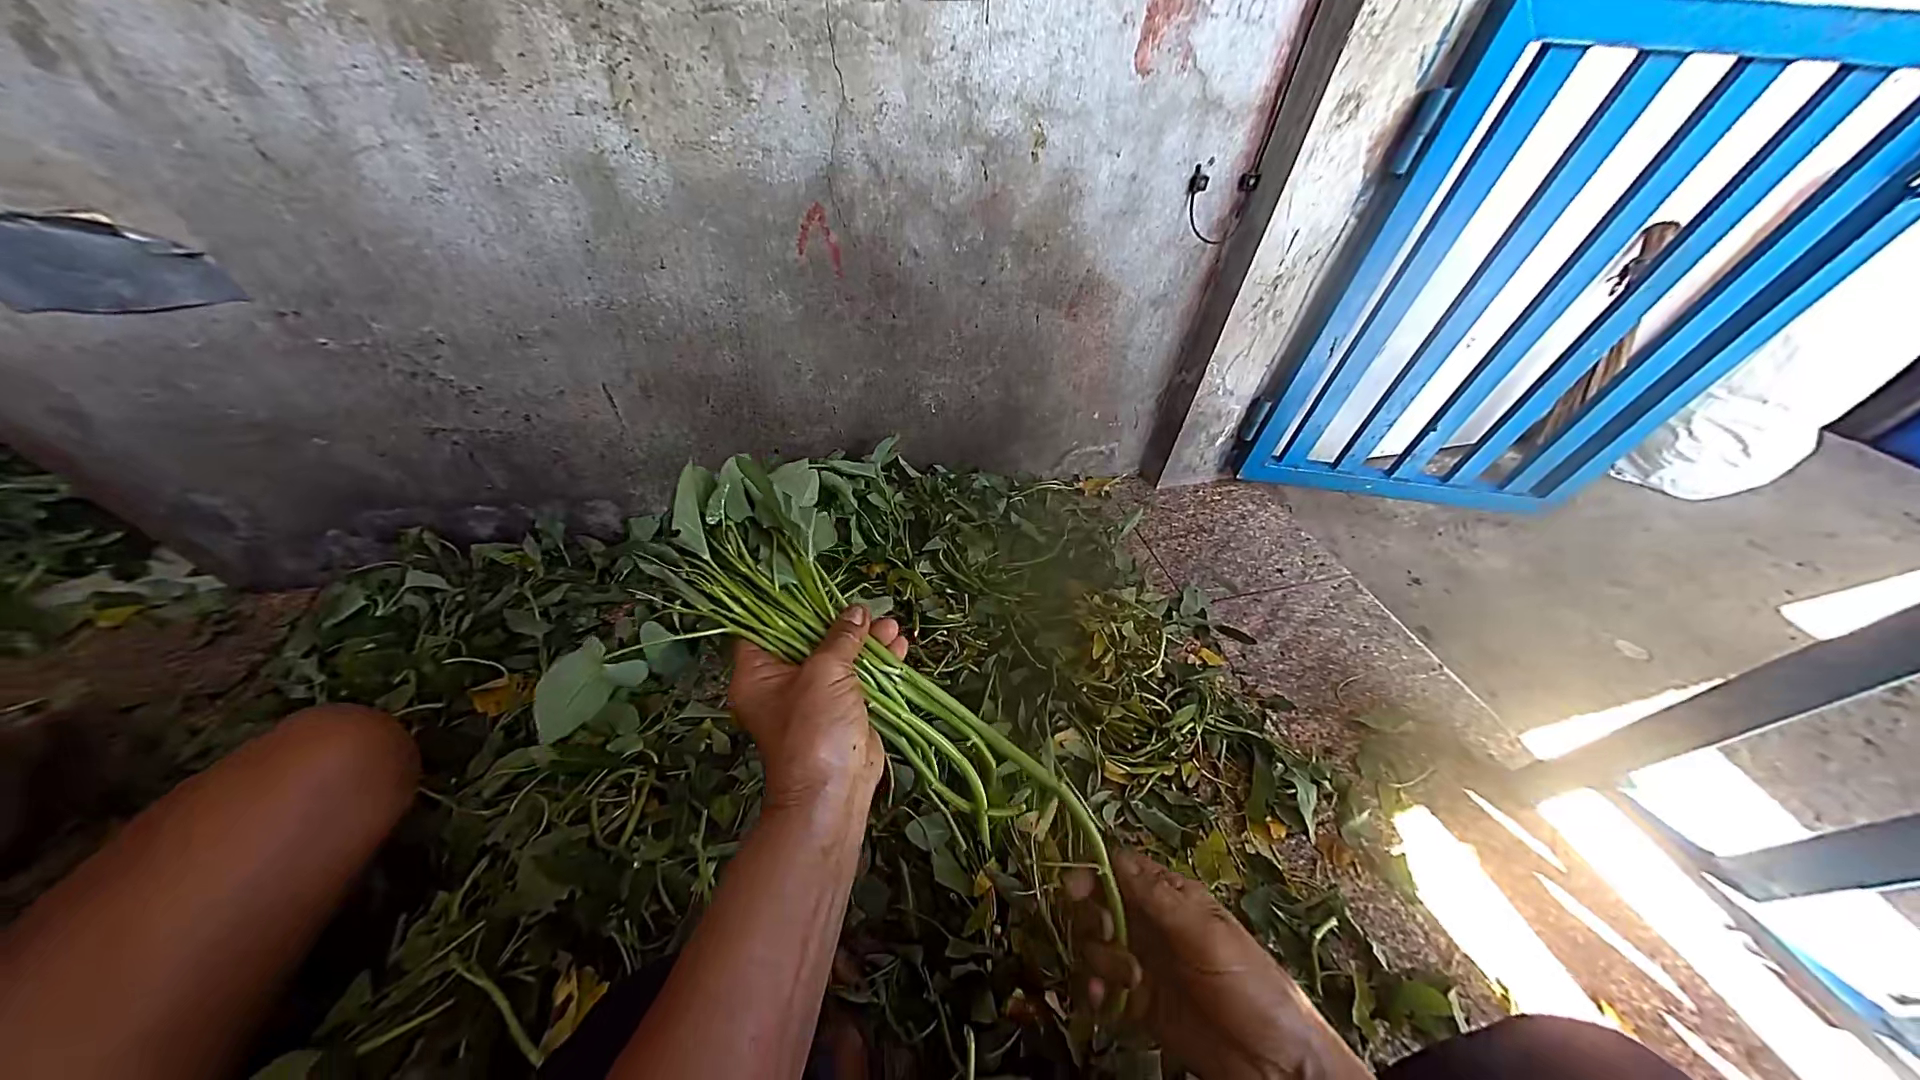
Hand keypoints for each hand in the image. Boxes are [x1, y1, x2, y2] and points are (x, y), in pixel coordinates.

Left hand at [727, 605, 907, 811]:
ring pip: (840, 658)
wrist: (834, 790)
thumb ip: (840, 638)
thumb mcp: (823, 672)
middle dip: (840, 623)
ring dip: (867, 643)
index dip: (789, 606)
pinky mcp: (843, 710)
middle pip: (809, 640)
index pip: (765, 628)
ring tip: (890, 626)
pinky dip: (879, 664)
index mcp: (758, 673)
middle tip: (865, 608)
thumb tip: (856, 613)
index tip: (815, 588)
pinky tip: (898, 647)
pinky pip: (860, 679)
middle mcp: (782, 683)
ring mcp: (815, 697)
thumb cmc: (813, 728)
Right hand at [1067, 851, 1371, 1079]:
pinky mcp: (1138, 1003)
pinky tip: (1102, 1002)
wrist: (1276, 1066)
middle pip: (1098, 904)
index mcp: (1170, 896)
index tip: (1075, 888)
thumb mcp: (1207, 934)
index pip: (1119, 868)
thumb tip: (1114, 857)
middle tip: (1109, 935)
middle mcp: (1150, 924)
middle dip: (1093, 918)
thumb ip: (1158, 897)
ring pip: (1095, 945)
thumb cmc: (1251, 985)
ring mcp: (1143, 962)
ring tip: (1129, 981)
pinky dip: (1093, 991)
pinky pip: (1099, 987)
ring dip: (1099, 959)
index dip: (1092, 871)